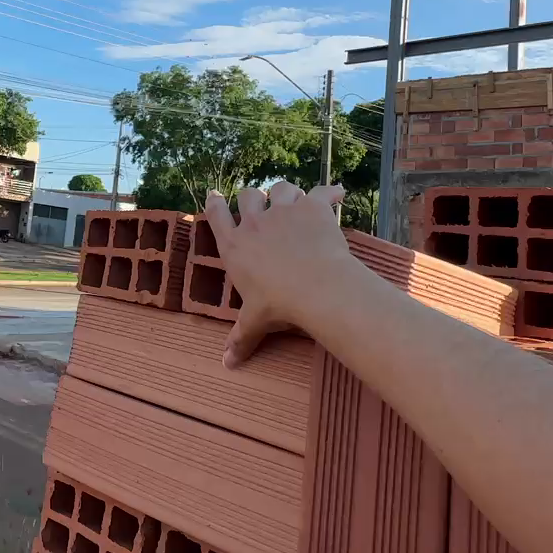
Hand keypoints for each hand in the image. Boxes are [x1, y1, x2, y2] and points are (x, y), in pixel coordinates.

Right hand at [206, 182, 357, 366]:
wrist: (317, 287)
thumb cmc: (279, 304)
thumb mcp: (255, 321)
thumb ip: (240, 338)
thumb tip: (226, 364)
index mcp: (234, 245)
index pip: (215, 215)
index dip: (215, 203)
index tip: (216, 194)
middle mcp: (254, 222)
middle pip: (248, 196)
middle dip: (252, 198)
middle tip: (260, 206)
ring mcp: (283, 212)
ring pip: (281, 189)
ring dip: (285, 193)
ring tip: (292, 201)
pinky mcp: (311, 208)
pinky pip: (320, 192)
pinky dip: (329, 192)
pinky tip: (337, 193)